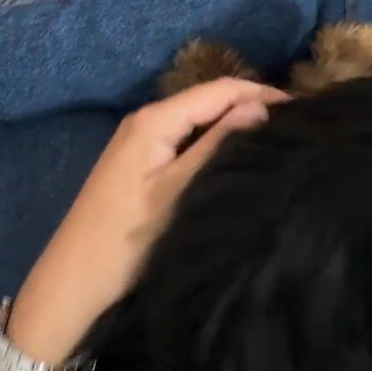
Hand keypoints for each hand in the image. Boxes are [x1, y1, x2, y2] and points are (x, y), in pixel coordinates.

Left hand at [5, 78, 287, 363]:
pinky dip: (211, 138)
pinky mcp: (138, 159)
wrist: (72, 280)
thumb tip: (258, 108)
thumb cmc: (126, 237)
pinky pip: (183, 135)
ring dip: (231, 121)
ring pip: (196, 118)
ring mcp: (139, 138)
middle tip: (291, 123)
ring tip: (271, 134)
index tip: (299, 107)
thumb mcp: (178, 191)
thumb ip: (217, 145)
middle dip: (247, 105)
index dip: (258, 93)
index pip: (218, 90)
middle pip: (206, 99)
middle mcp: (146, 118)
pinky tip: (233, 152)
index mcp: (155, 118)